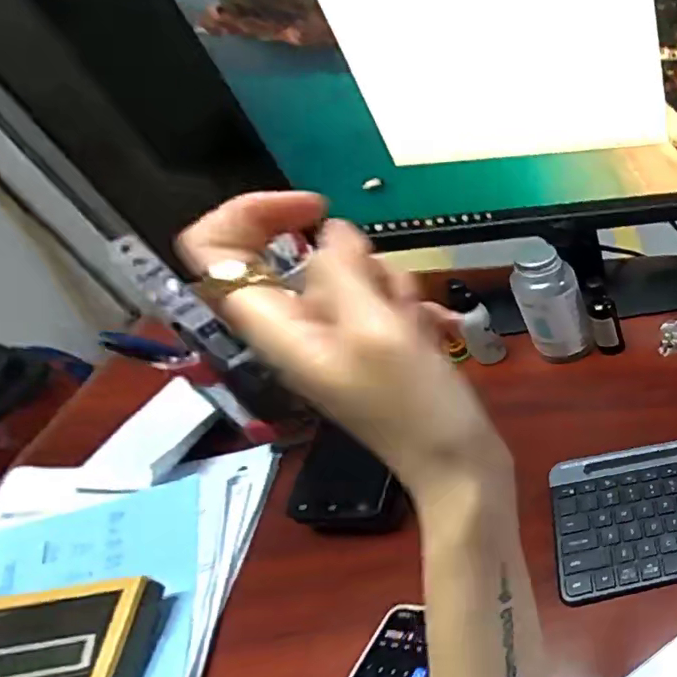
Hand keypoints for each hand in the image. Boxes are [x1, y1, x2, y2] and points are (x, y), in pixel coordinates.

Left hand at [176, 192, 506, 496]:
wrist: (458, 466)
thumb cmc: (415, 406)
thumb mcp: (378, 331)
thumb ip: (345, 272)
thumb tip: (332, 233)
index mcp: (279, 328)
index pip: (217, 250)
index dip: (253, 214)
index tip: (317, 210)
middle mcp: (302, 332)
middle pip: (304, 263)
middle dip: (357, 265)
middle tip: (391, 295)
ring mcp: (343, 345)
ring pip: (355, 282)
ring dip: (395, 289)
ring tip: (421, 324)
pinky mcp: (380, 355)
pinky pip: (387, 309)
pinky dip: (414, 312)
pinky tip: (440, 332)